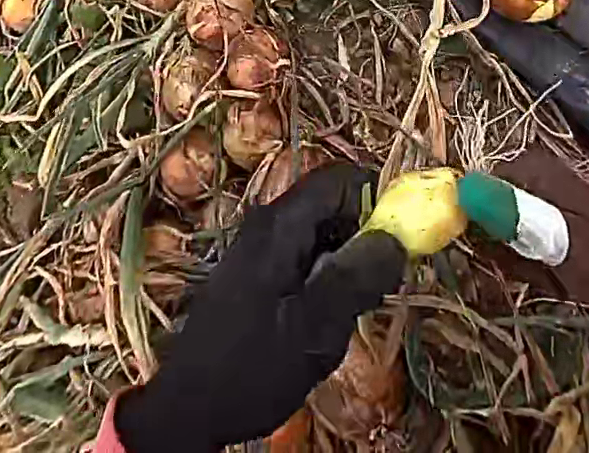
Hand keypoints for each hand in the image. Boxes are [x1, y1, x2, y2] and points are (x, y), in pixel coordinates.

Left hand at [115, 163, 405, 452]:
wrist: (187, 408)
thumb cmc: (250, 366)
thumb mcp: (314, 327)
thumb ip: (357, 277)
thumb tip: (397, 237)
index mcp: (281, 224)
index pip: (337, 179)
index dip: (374, 194)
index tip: (400, 232)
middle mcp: (270, 223)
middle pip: (331, 202)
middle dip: (365, 229)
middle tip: (384, 275)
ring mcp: (263, 244)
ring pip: (322, 228)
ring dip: (349, 254)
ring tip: (358, 301)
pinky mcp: (261, 268)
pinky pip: (307, 250)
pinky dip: (329, 270)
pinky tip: (331, 311)